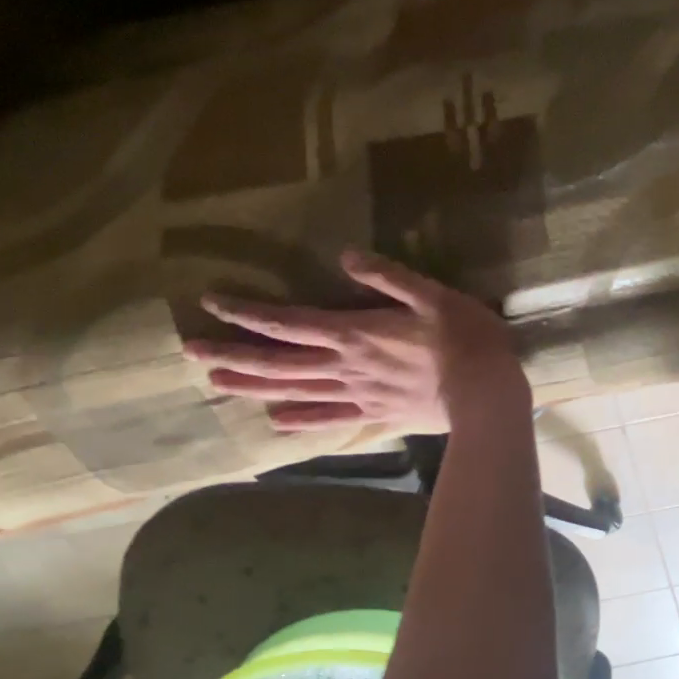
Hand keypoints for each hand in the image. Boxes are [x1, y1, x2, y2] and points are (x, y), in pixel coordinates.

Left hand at [183, 251, 528, 432]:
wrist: (487, 394)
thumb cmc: (465, 339)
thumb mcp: (432, 294)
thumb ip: (388, 276)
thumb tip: (345, 255)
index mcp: (356, 332)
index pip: (289, 322)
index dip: (248, 313)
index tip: (211, 302)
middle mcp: (346, 366)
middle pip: (280, 362)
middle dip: (234, 354)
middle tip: (191, 352)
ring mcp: (359, 395)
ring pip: (296, 391)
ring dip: (254, 387)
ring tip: (217, 383)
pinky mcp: (378, 416)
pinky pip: (331, 419)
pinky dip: (301, 420)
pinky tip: (278, 422)